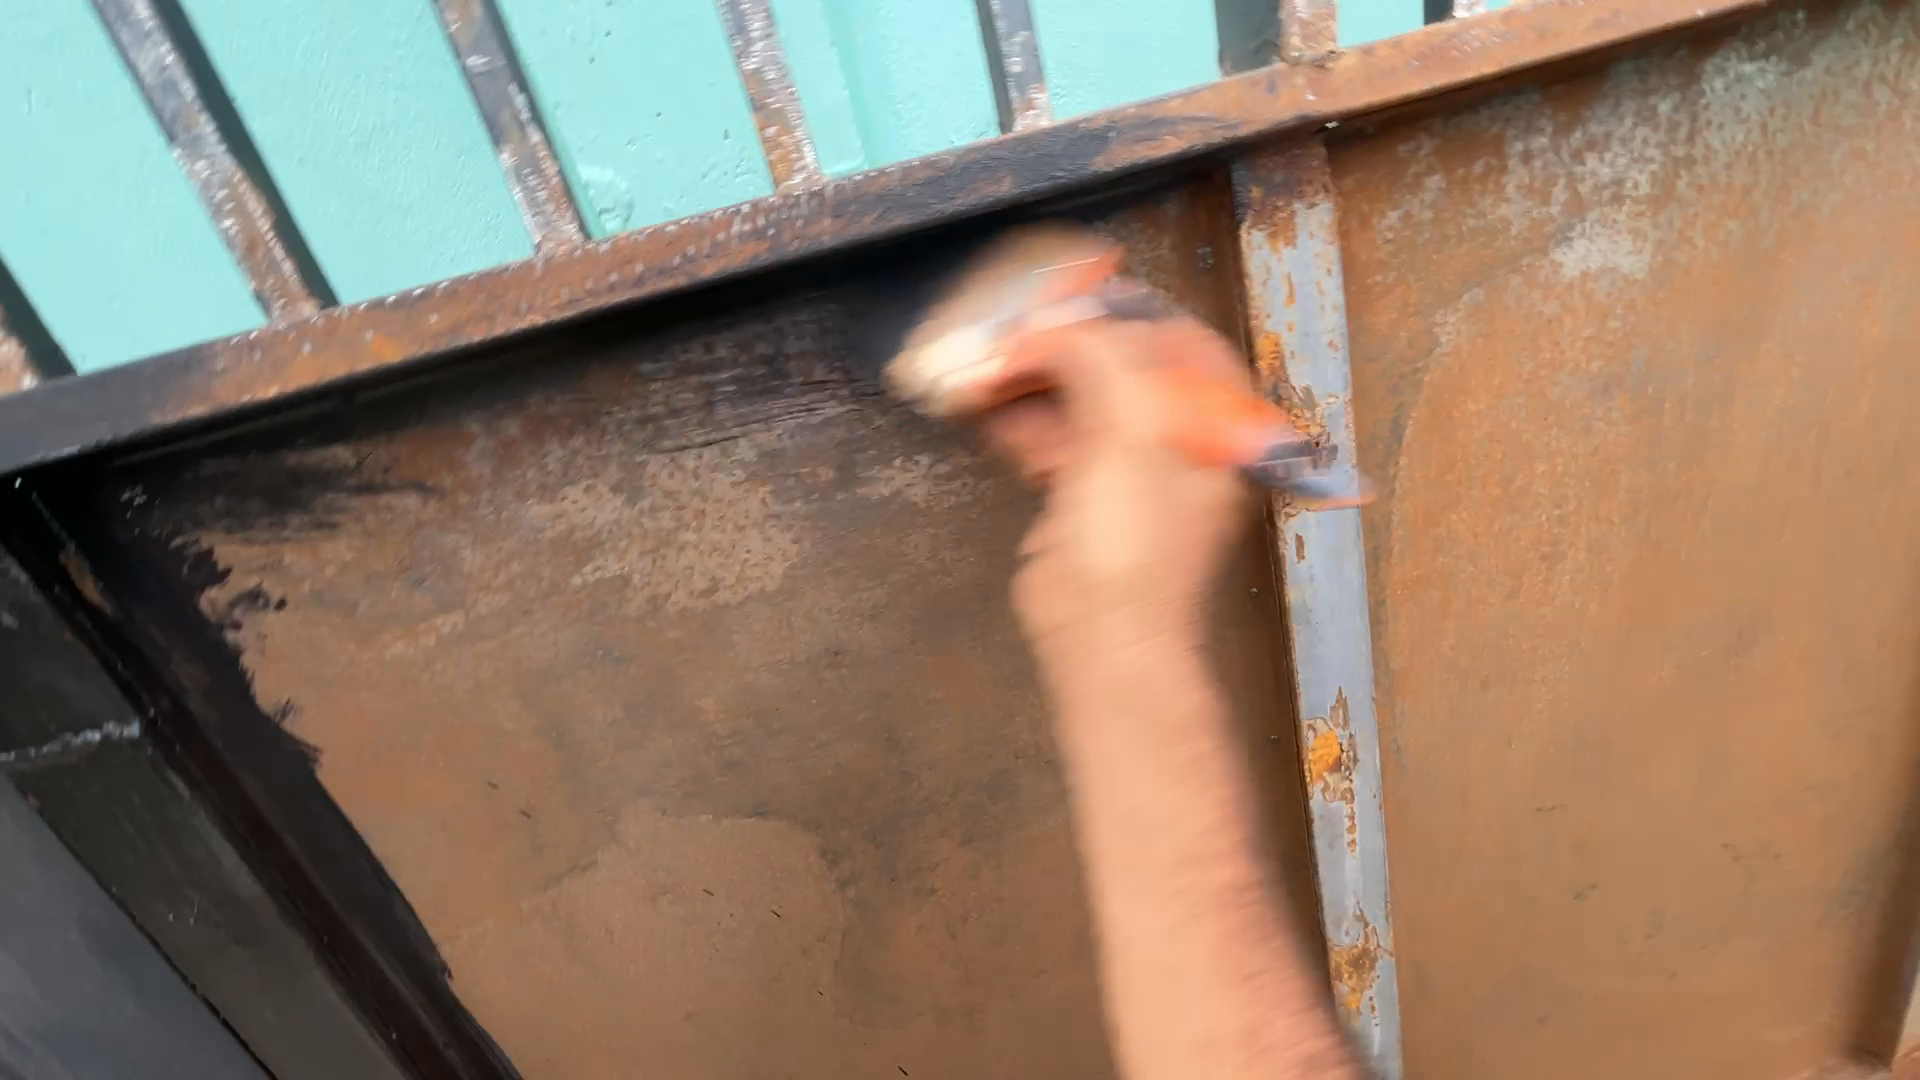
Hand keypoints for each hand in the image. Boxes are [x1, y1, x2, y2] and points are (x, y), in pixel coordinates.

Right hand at [975, 314, 1253, 657]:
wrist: (1098, 636)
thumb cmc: (1131, 546)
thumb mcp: (1129, 435)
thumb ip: (1101, 361)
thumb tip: (1059, 321)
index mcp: (1208, 426)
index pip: (1180, 342)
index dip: (1132, 310)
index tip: (1081, 289)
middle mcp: (1172, 441)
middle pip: (1122, 368)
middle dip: (1067, 342)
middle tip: (1020, 321)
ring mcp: (1124, 469)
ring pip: (1080, 401)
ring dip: (1034, 378)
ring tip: (991, 355)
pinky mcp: (1079, 495)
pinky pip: (1051, 439)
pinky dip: (1019, 418)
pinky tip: (984, 400)